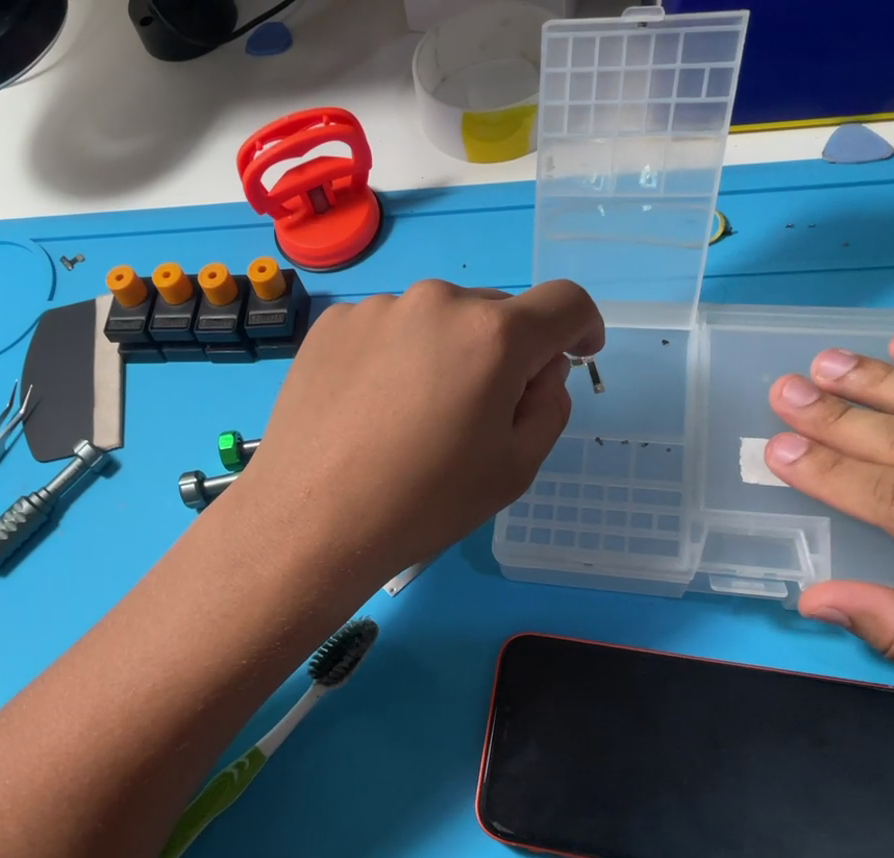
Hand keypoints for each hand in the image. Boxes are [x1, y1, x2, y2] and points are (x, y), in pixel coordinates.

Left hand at [231, 279, 604, 582]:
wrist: (311, 519)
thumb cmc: (424, 503)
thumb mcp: (514, 470)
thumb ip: (549, 408)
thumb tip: (542, 371)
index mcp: (494, 336)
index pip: (564, 302)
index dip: (582, 327)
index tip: (577, 352)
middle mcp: (436, 303)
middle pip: (496, 314)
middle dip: (506, 353)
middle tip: (480, 414)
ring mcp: (377, 308)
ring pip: (437, 321)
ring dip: (446, 354)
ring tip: (414, 418)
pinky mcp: (332, 324)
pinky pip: (387, 330)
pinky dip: (396, 357)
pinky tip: (371, 409)